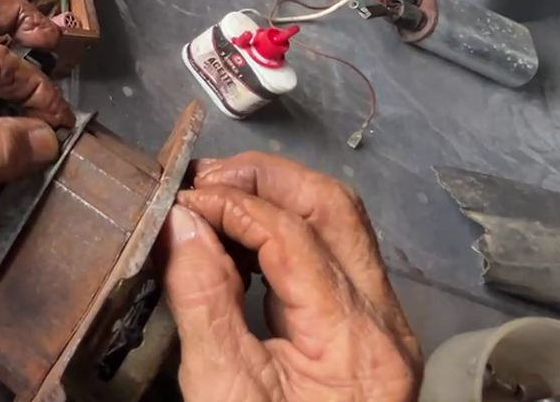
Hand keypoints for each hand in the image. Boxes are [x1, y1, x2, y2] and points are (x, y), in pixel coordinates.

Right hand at [160, 152, 420, 401]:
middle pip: (332, 205)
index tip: (175, 205)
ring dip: (271, 193)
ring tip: (213, 202)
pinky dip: (279, 221)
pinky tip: (236, 238)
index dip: (226, 203)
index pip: (290, 230)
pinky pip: (330, 245)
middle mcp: (384, 320)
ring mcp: (382, 322)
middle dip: (259, 178)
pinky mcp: (365, 326)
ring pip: (337, 217)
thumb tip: (178, 218)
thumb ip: (201, 297)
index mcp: (354, 340)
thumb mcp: (222, 389)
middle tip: (200, 187)